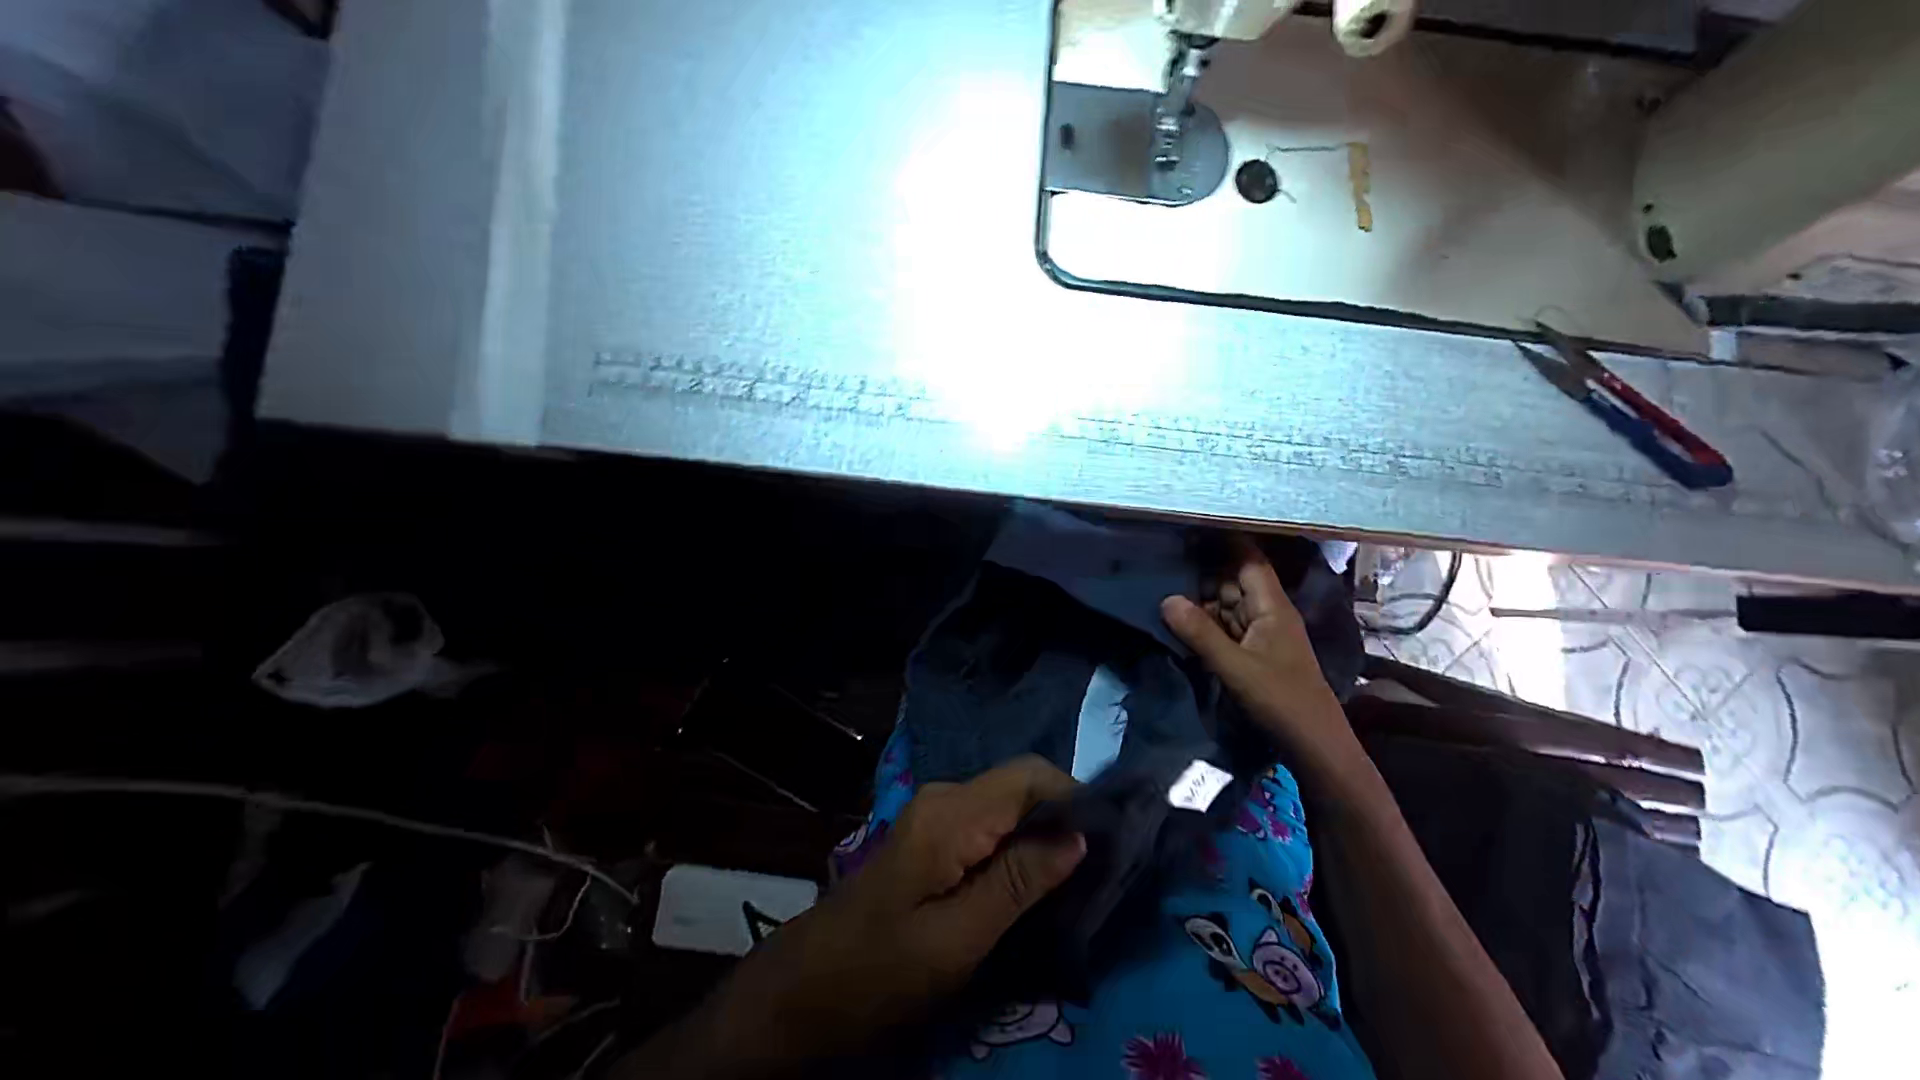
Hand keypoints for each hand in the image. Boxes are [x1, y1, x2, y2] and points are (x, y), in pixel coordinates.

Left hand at [629, 757, 1085, 1077]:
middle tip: (1103, 866)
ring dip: (1046, 831)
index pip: (1032, 775)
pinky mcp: (932, 834)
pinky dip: (1021, 842)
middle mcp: (945, 797)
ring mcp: (936, 813)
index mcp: (952, 814)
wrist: (805, 988)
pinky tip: (1036, 878)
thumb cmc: (880, 970)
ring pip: (1009, 803)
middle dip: (1066, 815)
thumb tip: (1080, 836)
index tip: (1115, 840)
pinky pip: (991, 822)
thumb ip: (1019, 882)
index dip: (1077, 798)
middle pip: (1023, 784)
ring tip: (1079, 876)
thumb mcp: (957, 940)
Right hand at [1160, 538, 1362, 778]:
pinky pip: (1228, 630)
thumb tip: (1166, 599)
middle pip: (1233, 583)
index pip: (1248, 561)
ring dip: (1201, 603)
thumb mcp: (1235, 667)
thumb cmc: (1281, 701)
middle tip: (1162, 564)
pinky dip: (1207, 626)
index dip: (1223, 542)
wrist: (1315, 746)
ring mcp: (1263, 635)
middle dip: (1202, 575)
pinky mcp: (1256, 655)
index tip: (1191, 527)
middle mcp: (1269, 614)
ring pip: (1228, 607)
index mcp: (1272, 607)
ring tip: (1162, 593)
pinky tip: (1182, 627)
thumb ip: (1200, 633)